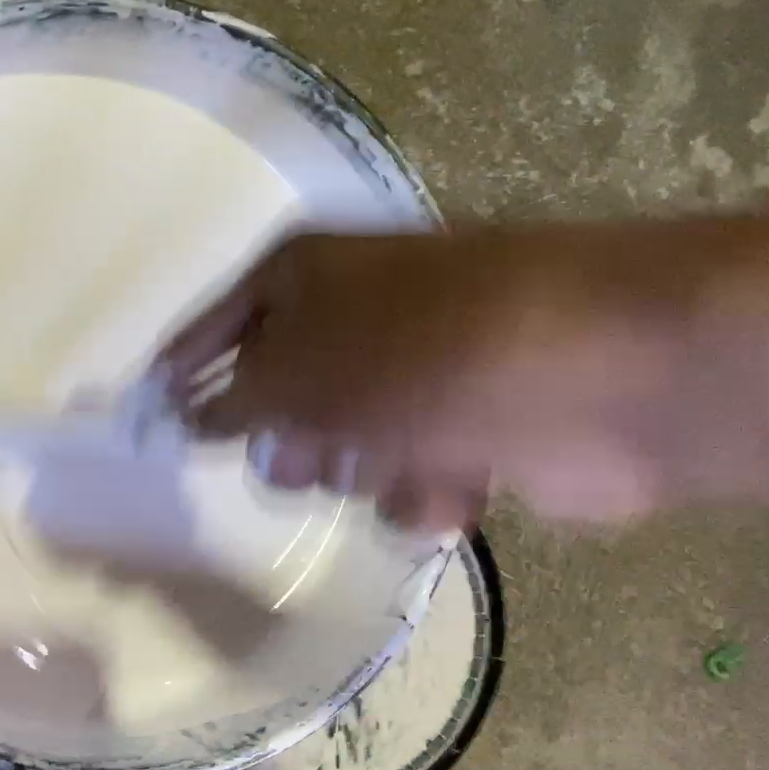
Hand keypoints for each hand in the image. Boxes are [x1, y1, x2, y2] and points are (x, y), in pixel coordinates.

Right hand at [156, 224, 696, 529]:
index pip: (207, 332)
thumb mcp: (298, 374)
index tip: (149, 433)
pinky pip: (402, 478)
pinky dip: (422, 490)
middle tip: (305, 452)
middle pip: (272, 402)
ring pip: (334, 452)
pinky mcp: (461, 430)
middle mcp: (351, 319)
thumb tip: (180, 416)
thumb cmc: (425, 354)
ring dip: (357, 469)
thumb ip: (226, 403)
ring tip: (397, 460)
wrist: (619, 376)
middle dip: (286, 442)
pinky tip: (458, 482)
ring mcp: (409, 376)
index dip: (177, 380)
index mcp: (302, 279)